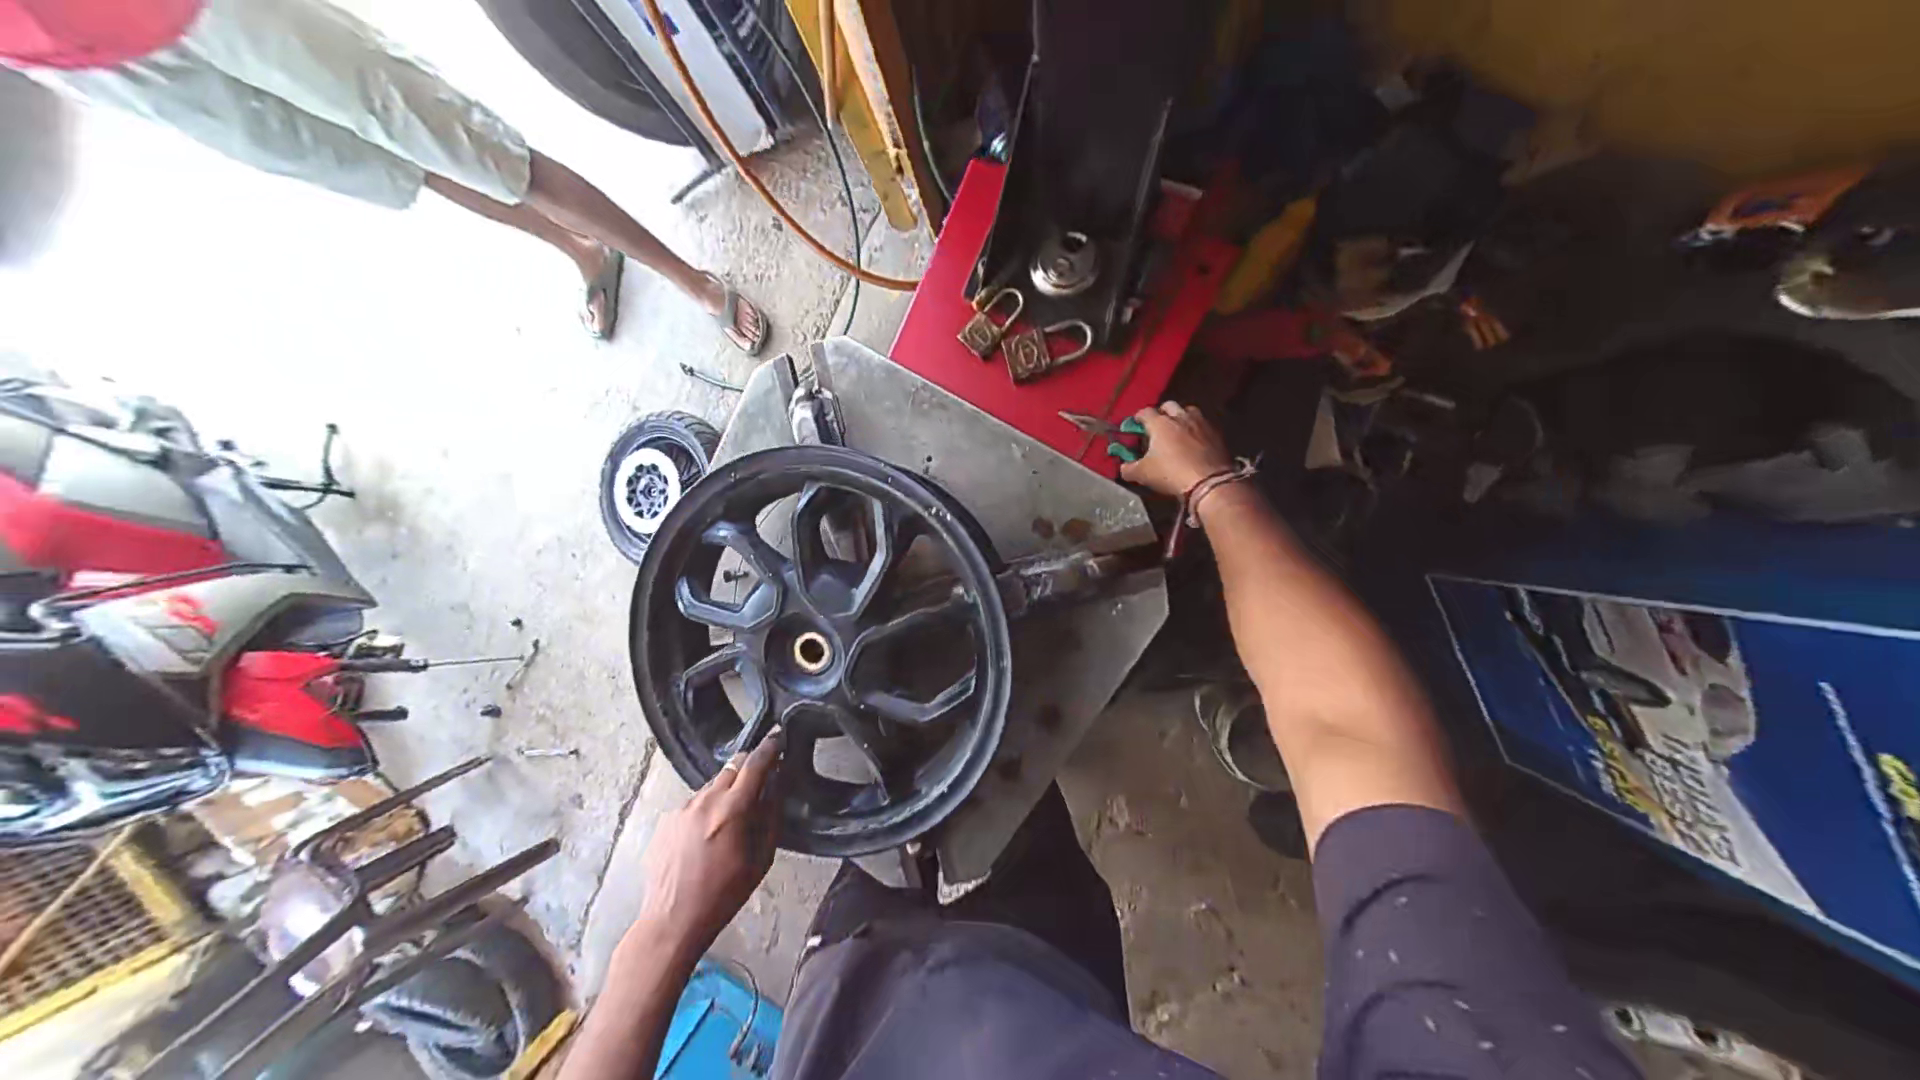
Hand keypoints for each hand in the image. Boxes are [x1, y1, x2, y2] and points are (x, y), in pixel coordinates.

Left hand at [631, 728, 783, 957]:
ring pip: (713, 785)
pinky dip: (707, 808)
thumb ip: (770, 816)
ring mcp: (681, 809)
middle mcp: (704, 801)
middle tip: (762, 777)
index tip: (779, 736)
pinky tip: (708, 834)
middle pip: (733, 766)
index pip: (756, 763)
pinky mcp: (666, 820)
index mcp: (732, 810)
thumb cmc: (724, 895)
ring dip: (727, 789)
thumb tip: (776, 784)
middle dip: (750, 766)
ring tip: (733, 817)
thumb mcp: (761, 859)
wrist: (672, 921)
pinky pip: (694, 803)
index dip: (771, 746)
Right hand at [1118, 402, 1233, 497]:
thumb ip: (1129, 468)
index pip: (1145, 412)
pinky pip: (1203, 424)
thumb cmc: (1171, 474)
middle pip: (1168, 405)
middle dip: (1161, 413)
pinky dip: (1196, 429)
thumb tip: (1124, 467)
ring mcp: (1201, 423)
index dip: (1138, 418)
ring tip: (1178, 430)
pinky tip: (1194, 441)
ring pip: (1188, 411)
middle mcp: (1180, 417)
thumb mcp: (1143, 474)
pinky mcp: (1216, 433)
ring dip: (1181, 417)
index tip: (1135, 426)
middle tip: (1157, 426)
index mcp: (1160, 423)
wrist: (1209, 483)